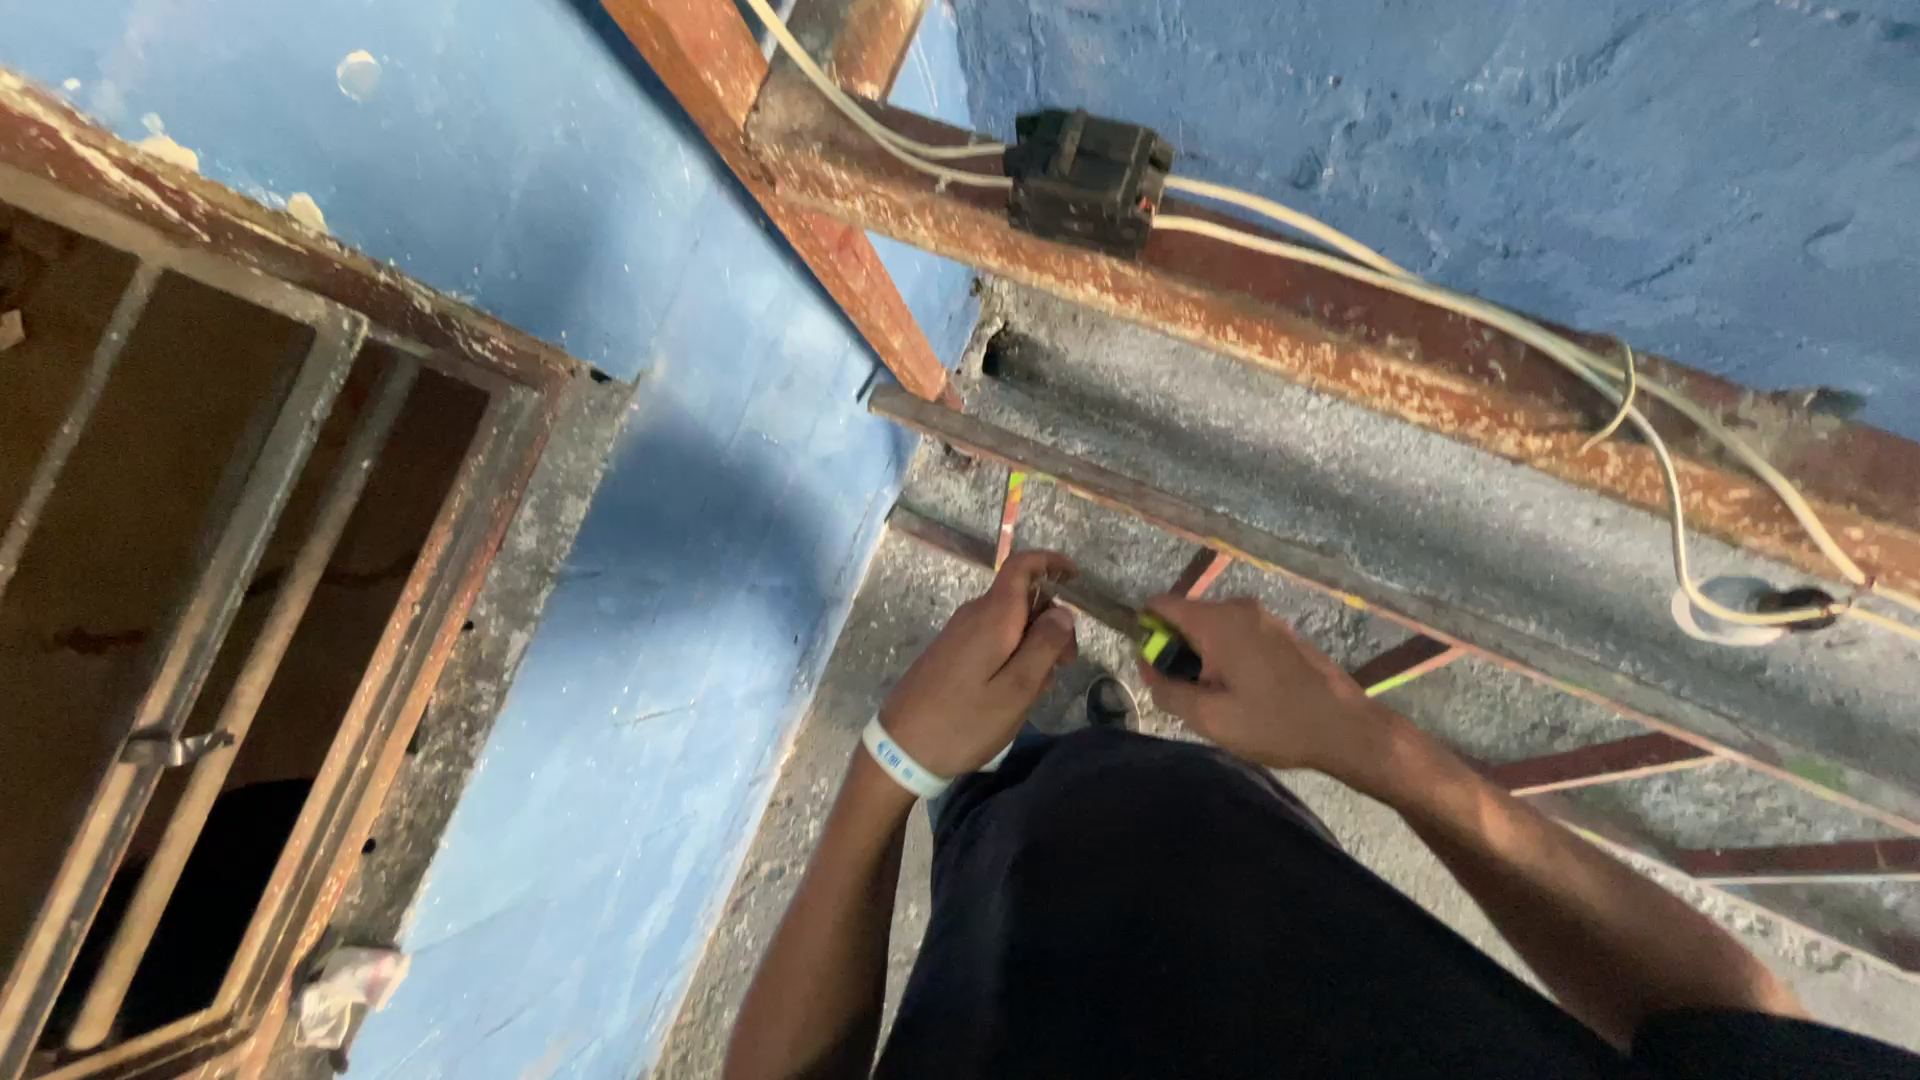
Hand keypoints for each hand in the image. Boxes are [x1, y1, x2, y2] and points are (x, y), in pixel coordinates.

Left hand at [878, 550, 1078, 777]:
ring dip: (1032, 645)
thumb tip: (1064, 611)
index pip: (1021, 565)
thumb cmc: (964, 722)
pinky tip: (1011, 692)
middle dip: (1050, 622)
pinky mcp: (951, 652)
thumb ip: (1044, 646)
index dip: (1051, 561)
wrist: (901, 749)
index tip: (1076, 578)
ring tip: (1034, 691)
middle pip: (1022, 598)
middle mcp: (974, 614)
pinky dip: (1012, 655)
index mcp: (993, 616)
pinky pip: (993, 639)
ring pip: (1009, 622)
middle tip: (1063, 666)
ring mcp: (959, 633)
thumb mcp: (1016, 690)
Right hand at [1135, 594, 1395, 778]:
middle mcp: (1239, 608)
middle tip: (1190, 694)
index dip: (1146, 632)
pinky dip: (1227, 657)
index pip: (1160, 605)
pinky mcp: (1281, 632)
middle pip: (1186, 617)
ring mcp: (1263, 617)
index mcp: (1217, 621)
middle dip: (1176, 651)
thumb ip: (1166, 689)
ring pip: (1212, 628)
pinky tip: (1245, 692)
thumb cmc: (1274, 723)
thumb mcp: (1209, 717)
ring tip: (1220, 699)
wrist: (1347, 729)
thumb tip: (1146, 665)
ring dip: (1203, 657)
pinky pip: (1236, 634)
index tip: (1154, 669)